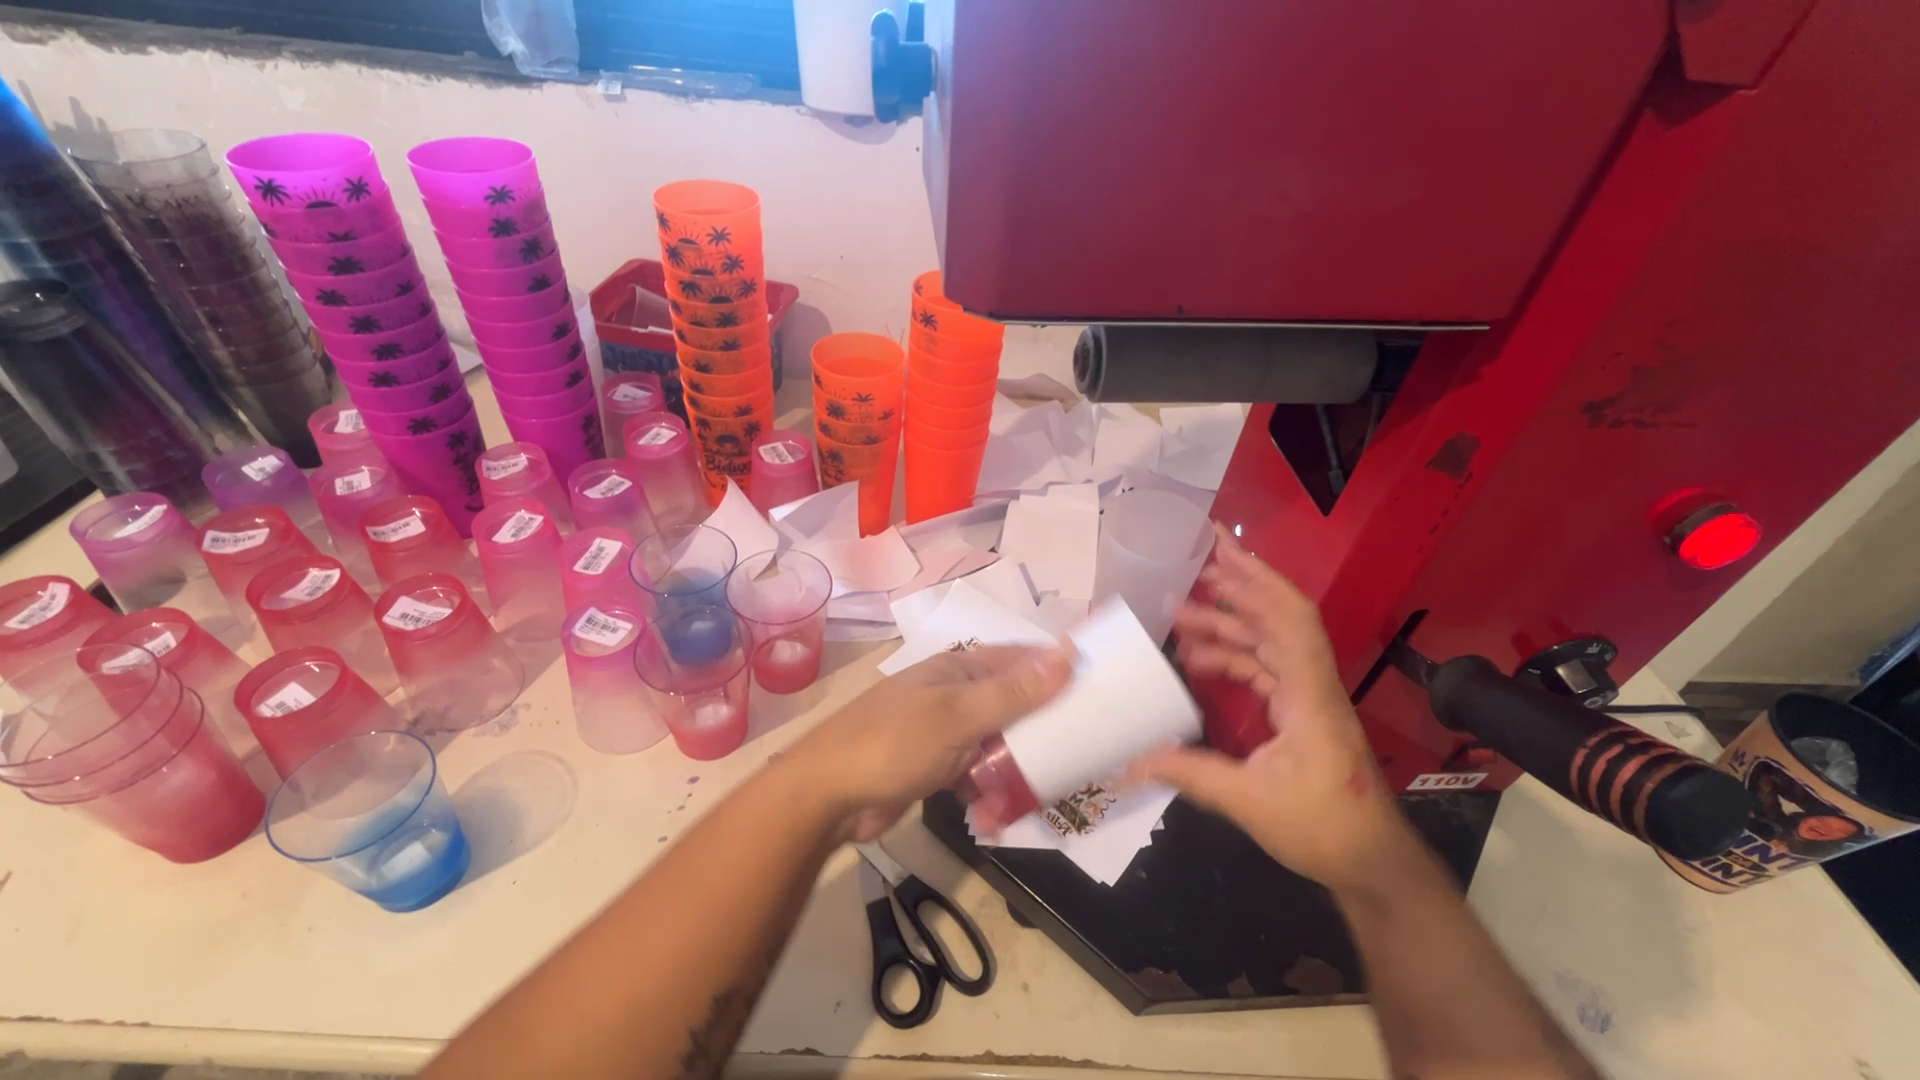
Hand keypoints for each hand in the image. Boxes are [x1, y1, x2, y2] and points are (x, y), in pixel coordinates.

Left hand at [787, 644, 1074, 841]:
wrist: (826, 797)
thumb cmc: (892, 743)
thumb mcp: (958, 715)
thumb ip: (1013, 691)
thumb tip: (1067, 653)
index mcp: (958, 669)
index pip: (1020, 660)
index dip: (1056, 671)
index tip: (1097, 690)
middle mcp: (954, 695)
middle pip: (1014, 706)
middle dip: (1042, 732)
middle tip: (1080, 755)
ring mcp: (943, 733)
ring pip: (998, 746)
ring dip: (1016, 770)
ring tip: (1039, 796)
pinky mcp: (935, 768)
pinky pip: (976, 775)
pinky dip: (987, 793)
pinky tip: (995, 816)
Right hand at [1138, 525, 1409, 890]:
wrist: (1372, 862)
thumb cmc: (1322, 827)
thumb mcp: (1250, 802)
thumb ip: (1190, 774)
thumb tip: (1129, 763)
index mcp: (1308, 694)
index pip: (1289, 620)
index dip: (1258, 580)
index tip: (1224, 551)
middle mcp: (1311, 685)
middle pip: (1277, 621)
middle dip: (1237, 590)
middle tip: (1193, 570)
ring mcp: (1307, 699)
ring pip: (1267, 646)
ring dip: (1228, 626)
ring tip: (1179, 617)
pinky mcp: (1300, 715)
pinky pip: (1264, 671)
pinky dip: (1233, 659)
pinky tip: (1200, 662)